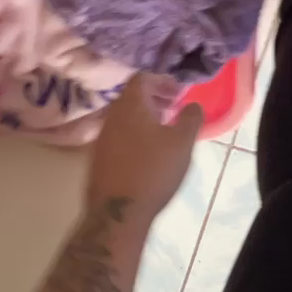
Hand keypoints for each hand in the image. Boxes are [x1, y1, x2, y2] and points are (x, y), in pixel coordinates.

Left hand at [83, 77, 201, 221]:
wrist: (117, 214)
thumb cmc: (153, 171)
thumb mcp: (182, 142)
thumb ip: (191, 117)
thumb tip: (193, 104)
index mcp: (130, 106)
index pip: (142, 78)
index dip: (162, 81)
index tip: (179, 94)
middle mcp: (111, 117)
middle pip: (131, 97)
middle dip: (154, 99)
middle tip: (174, 110)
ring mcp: (101, 139)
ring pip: (124, 117)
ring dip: (145, 118)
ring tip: (164, 132)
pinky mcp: (98, 159)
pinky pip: (118, 135)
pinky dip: (134, 135)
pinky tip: (148, 153)